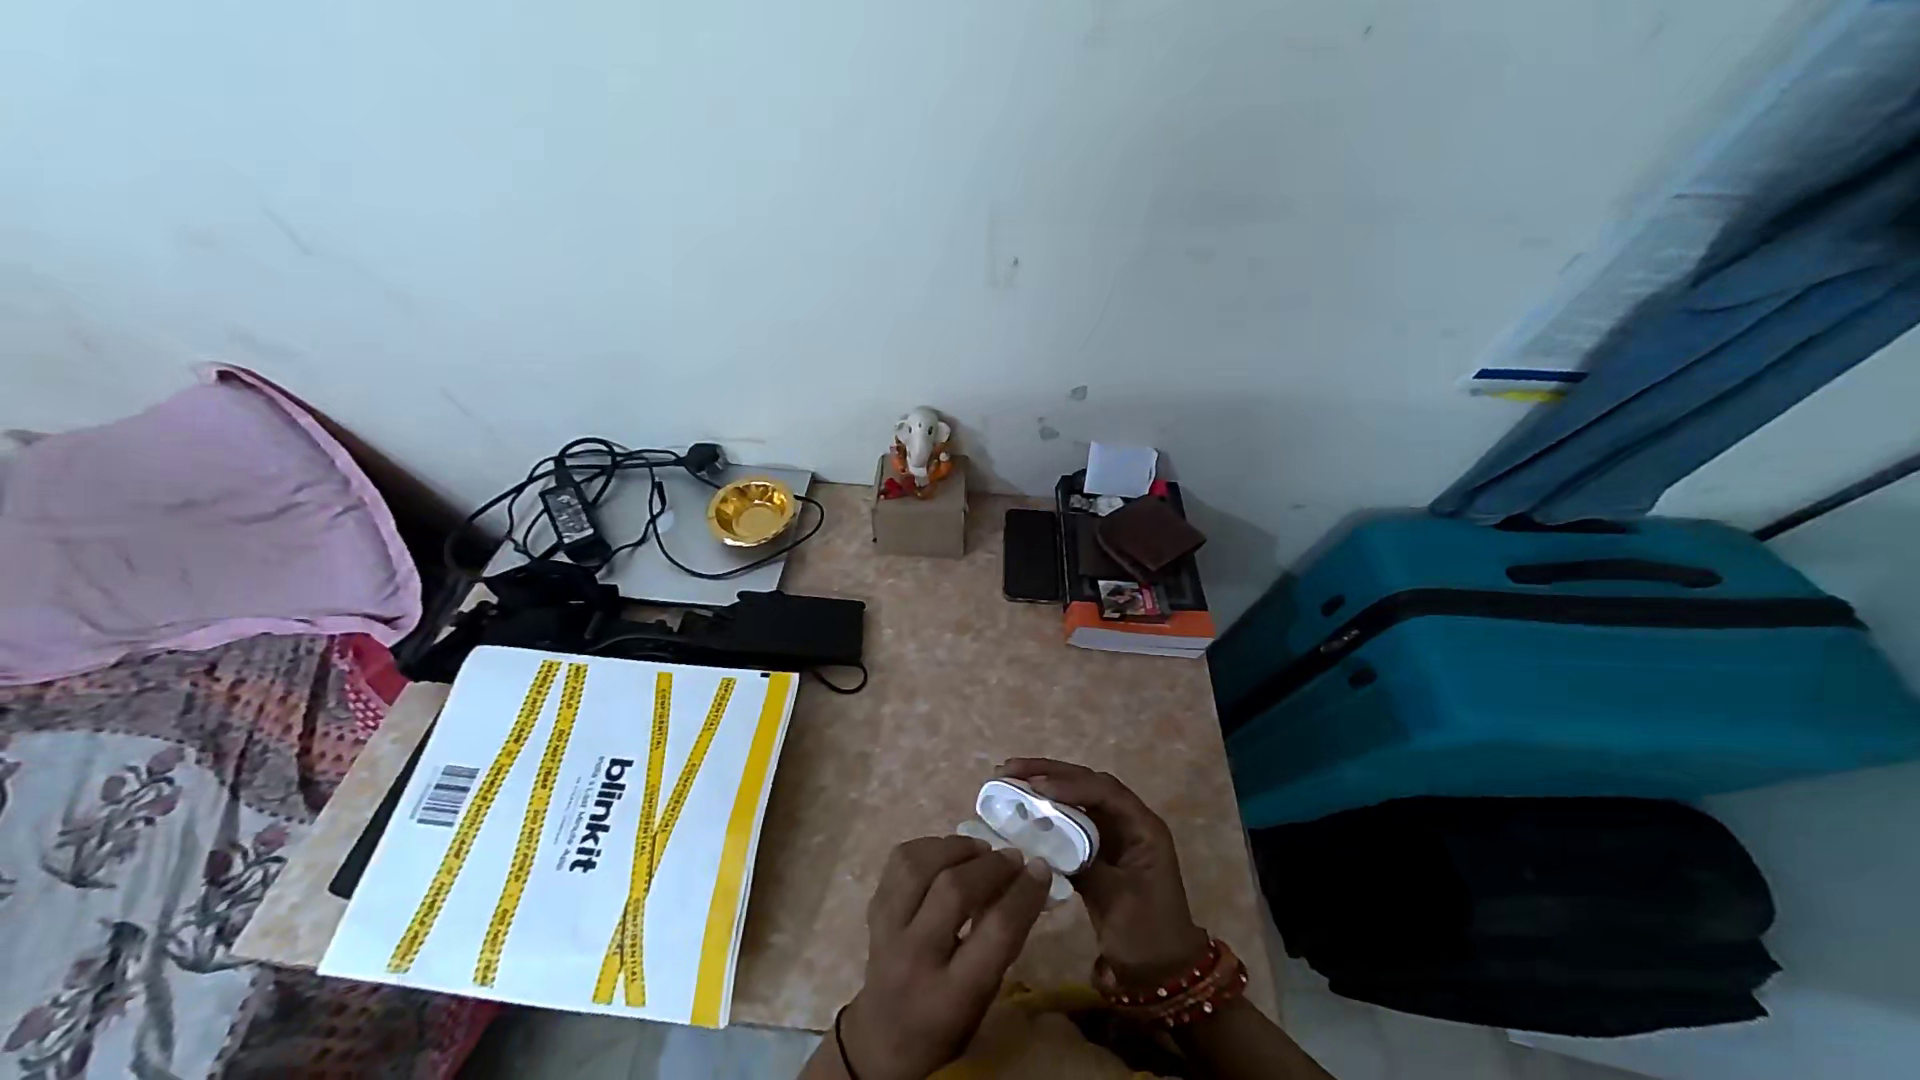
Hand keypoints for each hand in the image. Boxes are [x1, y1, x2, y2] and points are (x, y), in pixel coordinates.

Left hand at [839, 835, 1051, 1079]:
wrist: (883, 1040)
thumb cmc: (947, 1024)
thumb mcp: (984, 996)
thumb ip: (1002, 941)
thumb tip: (1027, 878)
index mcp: (953, 994)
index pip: (996, 931)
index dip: (1023, 893)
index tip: (1041, 869)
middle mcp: (915, 958)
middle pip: (953, 890)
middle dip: (991, 865)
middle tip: (1013, 858)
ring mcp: (886, 930)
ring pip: (918, 866)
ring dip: (955, 848)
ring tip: (980, 850)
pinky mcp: (873, 909)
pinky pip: (899, 861)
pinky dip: (927, 847)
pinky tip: (948, 852)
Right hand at [999, 758, 1209, 984]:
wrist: (1160, 972)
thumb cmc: (1145, 934)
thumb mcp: (1116, 900)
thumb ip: (1084, 864)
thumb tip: (1044, 840)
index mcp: (1142, 827)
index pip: (1105, 791)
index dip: (1070, 784)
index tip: (1035, 786)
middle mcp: (1127, 821)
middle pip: (1087, 784)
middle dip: (1049, 773)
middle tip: (1009, 769)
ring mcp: (1110, 834)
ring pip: (1075, 797)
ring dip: (1044, 786)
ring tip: (1008, 779)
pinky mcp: (1095, 849)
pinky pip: (1068, 820)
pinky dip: (1044, 812)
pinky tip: (1020, 809)